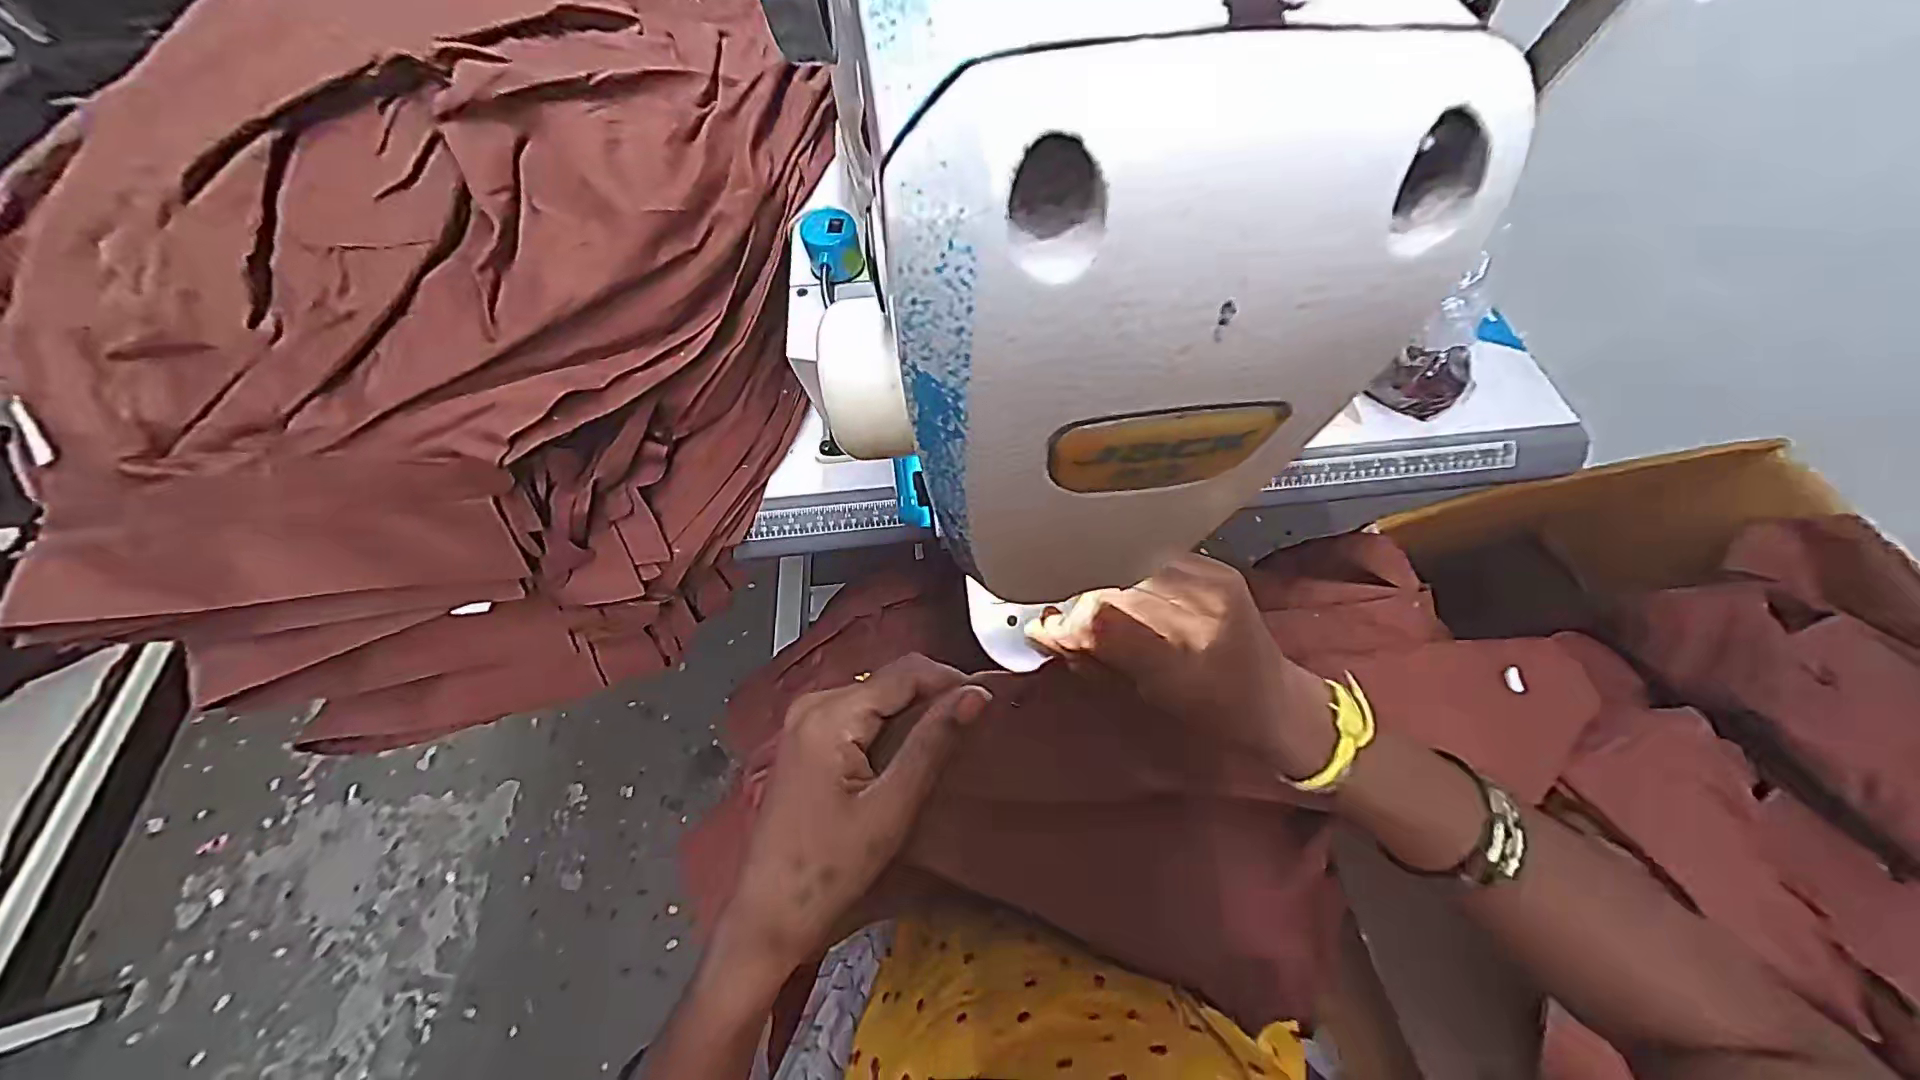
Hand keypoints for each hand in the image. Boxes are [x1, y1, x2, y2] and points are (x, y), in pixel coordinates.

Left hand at [719, 654, 992, 970]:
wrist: (769, 915)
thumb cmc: (827, 871)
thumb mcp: (891, 806)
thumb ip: (933, 742)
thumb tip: (974, 695)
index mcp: (829, 715)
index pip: (905, 672)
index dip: (951, 680)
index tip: (986, 702)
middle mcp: (812, 704)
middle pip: (890, 679)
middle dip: (934, 694)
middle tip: (971, 724)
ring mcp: (805, 719)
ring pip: (878, 693)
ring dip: (915, 710)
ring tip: (949, 737)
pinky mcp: (806, 737)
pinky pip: (860, 712)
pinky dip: (891, 724)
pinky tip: (910, 750)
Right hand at [1025, 552, 1332, 775]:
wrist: (1275, 703)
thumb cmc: (1210, 718)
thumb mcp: (1143, 700)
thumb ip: (1091, 659)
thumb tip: (1043, 628)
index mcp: (1187, 657)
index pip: (1103, 615)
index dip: (1065, 620)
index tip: (1046, 629)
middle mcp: (1203, 607)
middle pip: (1111, 581)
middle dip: (1077, 598)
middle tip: (1063, 618)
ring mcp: (1213, 578)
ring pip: (1126, 561)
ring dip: (1100, 580)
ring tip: (1092, 602)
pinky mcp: (1214, 564)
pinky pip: (1149, 555)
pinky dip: (1125, 571)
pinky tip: (1123, 588)